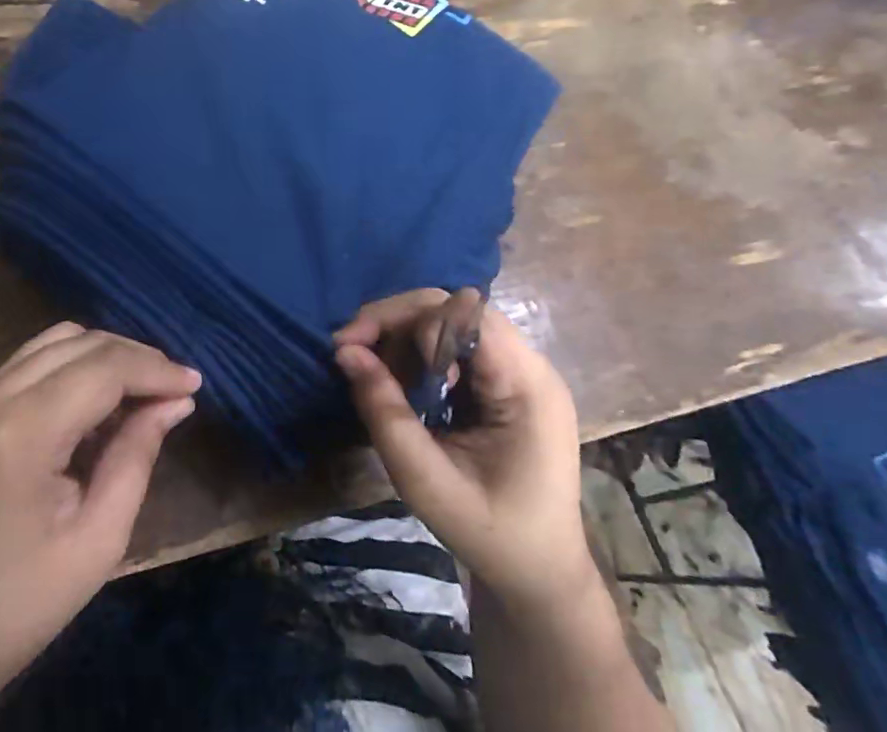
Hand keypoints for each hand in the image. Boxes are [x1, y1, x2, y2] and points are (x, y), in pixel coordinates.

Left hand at [0, 323, 199, 731]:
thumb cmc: (15, 607)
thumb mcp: (97, 540)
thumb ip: (136, 457)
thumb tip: (176, 402)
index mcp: (23, 430)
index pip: (106, 367)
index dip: (157, 369)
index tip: (196, 385)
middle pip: (81, 343)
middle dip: (135, 358)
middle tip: (176, 389)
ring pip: (54, 344)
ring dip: (104, 357)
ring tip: (143, 392)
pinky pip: (29, 364)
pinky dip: (73, 367)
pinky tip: (97, 403)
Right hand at [335, 290, 588, 605]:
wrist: (540, 576)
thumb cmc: (489, 534)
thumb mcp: (425, 481)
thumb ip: (385, 413)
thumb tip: (345, 352)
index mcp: (526, 386)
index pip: (463, 314)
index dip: (404, 317)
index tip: (353, 346)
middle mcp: (531, 367)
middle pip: (457, 310)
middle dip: (398, 323)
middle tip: (353, 354)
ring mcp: (524, 374)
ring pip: (455, 323)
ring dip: (407, 339)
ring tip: (380, 378)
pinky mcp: (510, 385)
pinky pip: (461, 348)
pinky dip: (422, 355)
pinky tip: (406, 386)